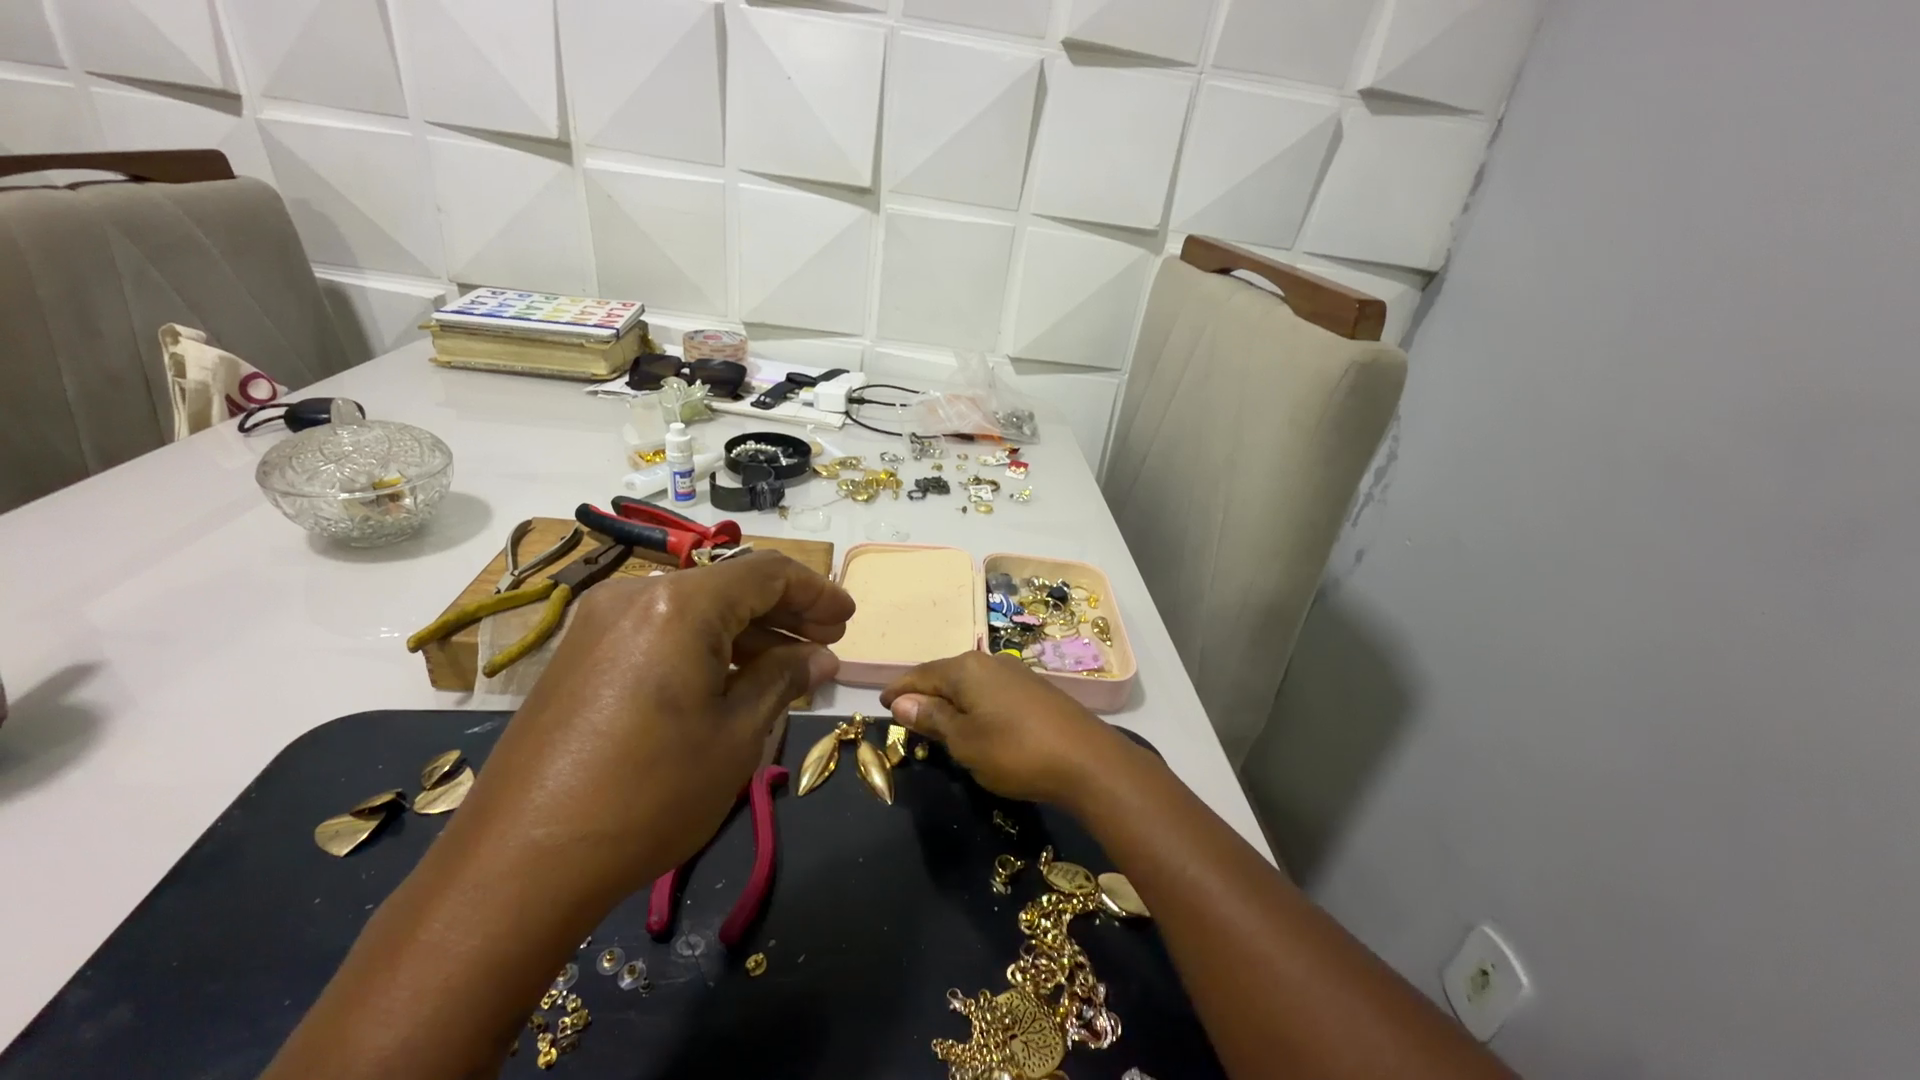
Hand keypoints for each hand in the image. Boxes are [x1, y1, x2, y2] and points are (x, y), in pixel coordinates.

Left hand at [449, 551, 854, 898]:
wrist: (523, 859)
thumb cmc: (650, 793)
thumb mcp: (736, 736)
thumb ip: (782, 680)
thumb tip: (818, 657)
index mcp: (680, 603)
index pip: (767, 573)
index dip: (816, 593)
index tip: (850, 619)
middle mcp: (635, 595)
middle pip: (728, 587)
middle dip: (784, 613)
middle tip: (827, 645)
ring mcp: (598, 625)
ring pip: (692, 612)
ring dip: (745, 634)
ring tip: (788, 668)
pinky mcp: (578, 658)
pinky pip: (658, 635)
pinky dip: (703, 649)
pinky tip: (729, 682)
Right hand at [880, 652, 1124, 803]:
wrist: (1088, 762)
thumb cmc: (1015, 751)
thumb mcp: (964, 741)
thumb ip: (932, 718)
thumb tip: (901, 701)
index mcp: (966, 668)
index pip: (920, 674)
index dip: (899, 690)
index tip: (881, 705)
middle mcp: (990, 662)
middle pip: (946, 676)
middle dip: (925, 695)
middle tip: (906, 718)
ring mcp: (1017, 675)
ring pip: (971, 685)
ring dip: (952, 702)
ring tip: (938, 725)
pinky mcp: (1036, 692)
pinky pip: (992, 694)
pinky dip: (976, 707)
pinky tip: (977, 725)